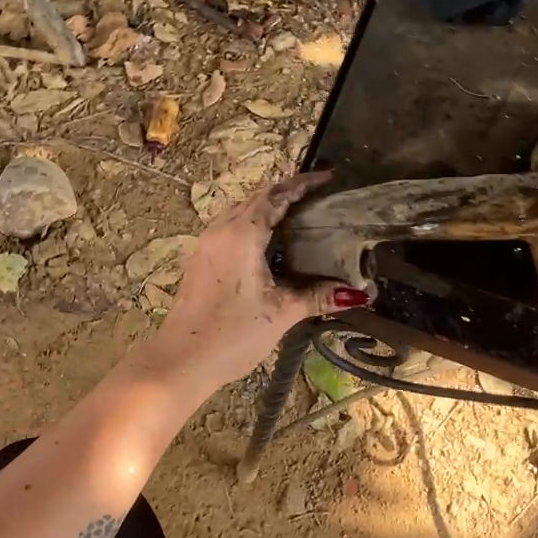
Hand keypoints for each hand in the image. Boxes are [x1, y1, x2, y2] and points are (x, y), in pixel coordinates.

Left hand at [136, 173, 365, 393]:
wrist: (181, 359)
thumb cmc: (232, 335)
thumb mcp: (281, 314)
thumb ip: (317, 297)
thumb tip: (356, 294)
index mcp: (242, 235)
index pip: (275, 196)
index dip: (302, 184)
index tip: (327, 178)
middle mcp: (221, 230)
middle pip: (256, 198)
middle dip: (286, 192)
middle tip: (316, 196)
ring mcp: (206, 243)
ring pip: (239, 210)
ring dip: (265, 206)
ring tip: (295, 214)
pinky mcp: (199, 259)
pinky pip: (228, 226)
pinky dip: (250, 221)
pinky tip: (266, 241)